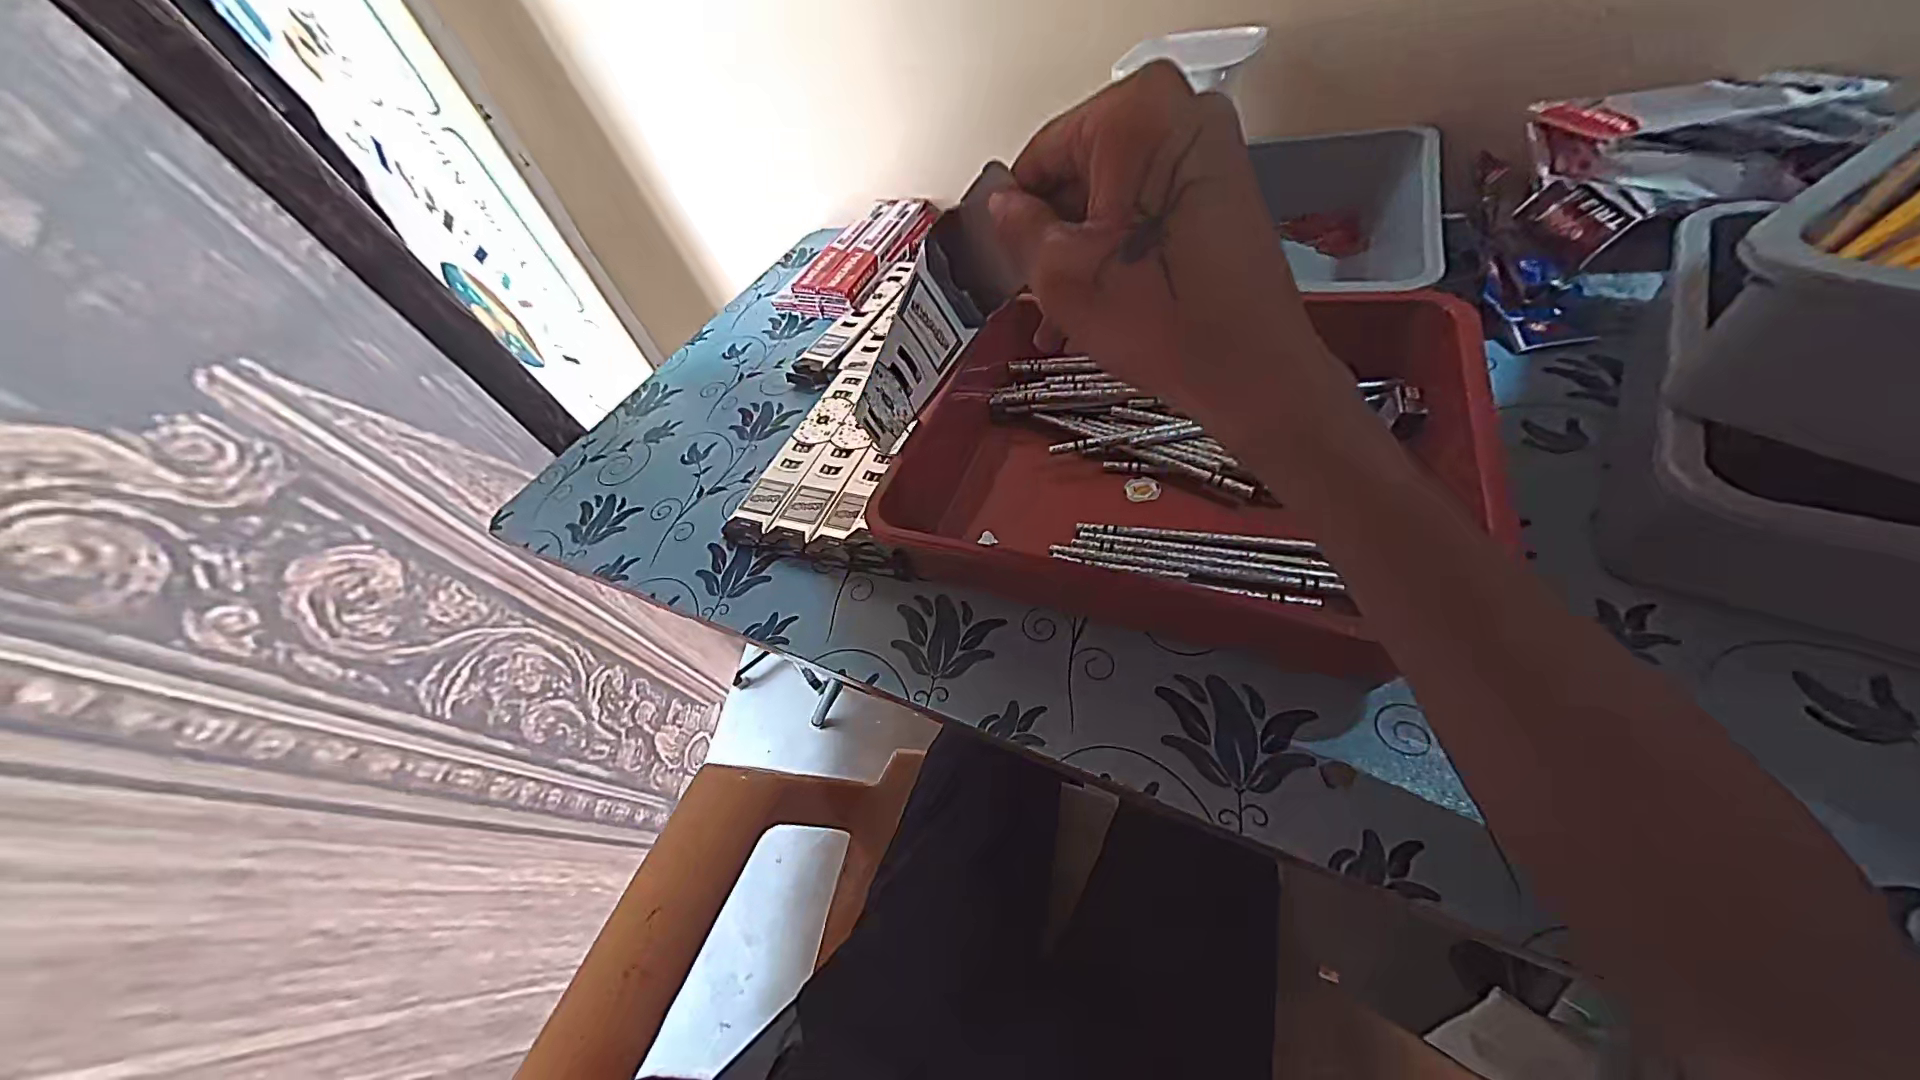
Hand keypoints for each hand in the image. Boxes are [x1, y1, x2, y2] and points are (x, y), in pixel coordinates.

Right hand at [989, 61, 1357, 452]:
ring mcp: (1206, 154)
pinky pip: (1143, 212)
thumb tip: (1004, 208)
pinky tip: (1094, 302)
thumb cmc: (1174, 328)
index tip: (1006, 253)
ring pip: (1110, 200)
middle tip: (1034, 291)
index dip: (1016, 213)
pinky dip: (1114, 253)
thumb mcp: (1064, 278)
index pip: (1042, 153)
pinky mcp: (1216, 191)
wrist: (1252, 372)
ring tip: (1060, 313)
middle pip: (1079, 174)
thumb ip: (1020, 231)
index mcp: (1139, 118)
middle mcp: (1181, 117)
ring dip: (1079, 256)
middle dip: (1051, 240)